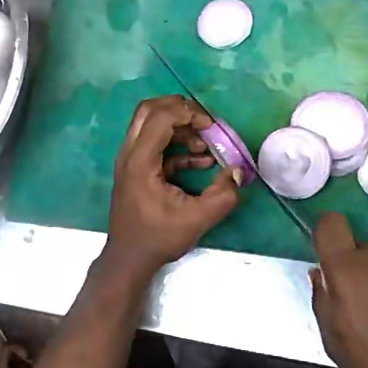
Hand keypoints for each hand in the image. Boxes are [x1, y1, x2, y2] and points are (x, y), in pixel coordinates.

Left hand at [102, 95, 243, 276]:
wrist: (129, 257)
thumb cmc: (158, 237)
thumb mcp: (197, 219)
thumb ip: (223, 195)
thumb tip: (238, 171)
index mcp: (140, 160)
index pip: (160, 117)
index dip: (187, 113)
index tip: (211, 126)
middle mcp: (130, 153)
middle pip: (149, 110)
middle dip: (179, 109)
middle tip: (205, 122)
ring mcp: (130, 160)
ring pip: (150, 125)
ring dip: (179, 128)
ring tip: (205, 145)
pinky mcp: (136, 169)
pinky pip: (155, 144)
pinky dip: (176, 145)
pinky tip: (200, 160)